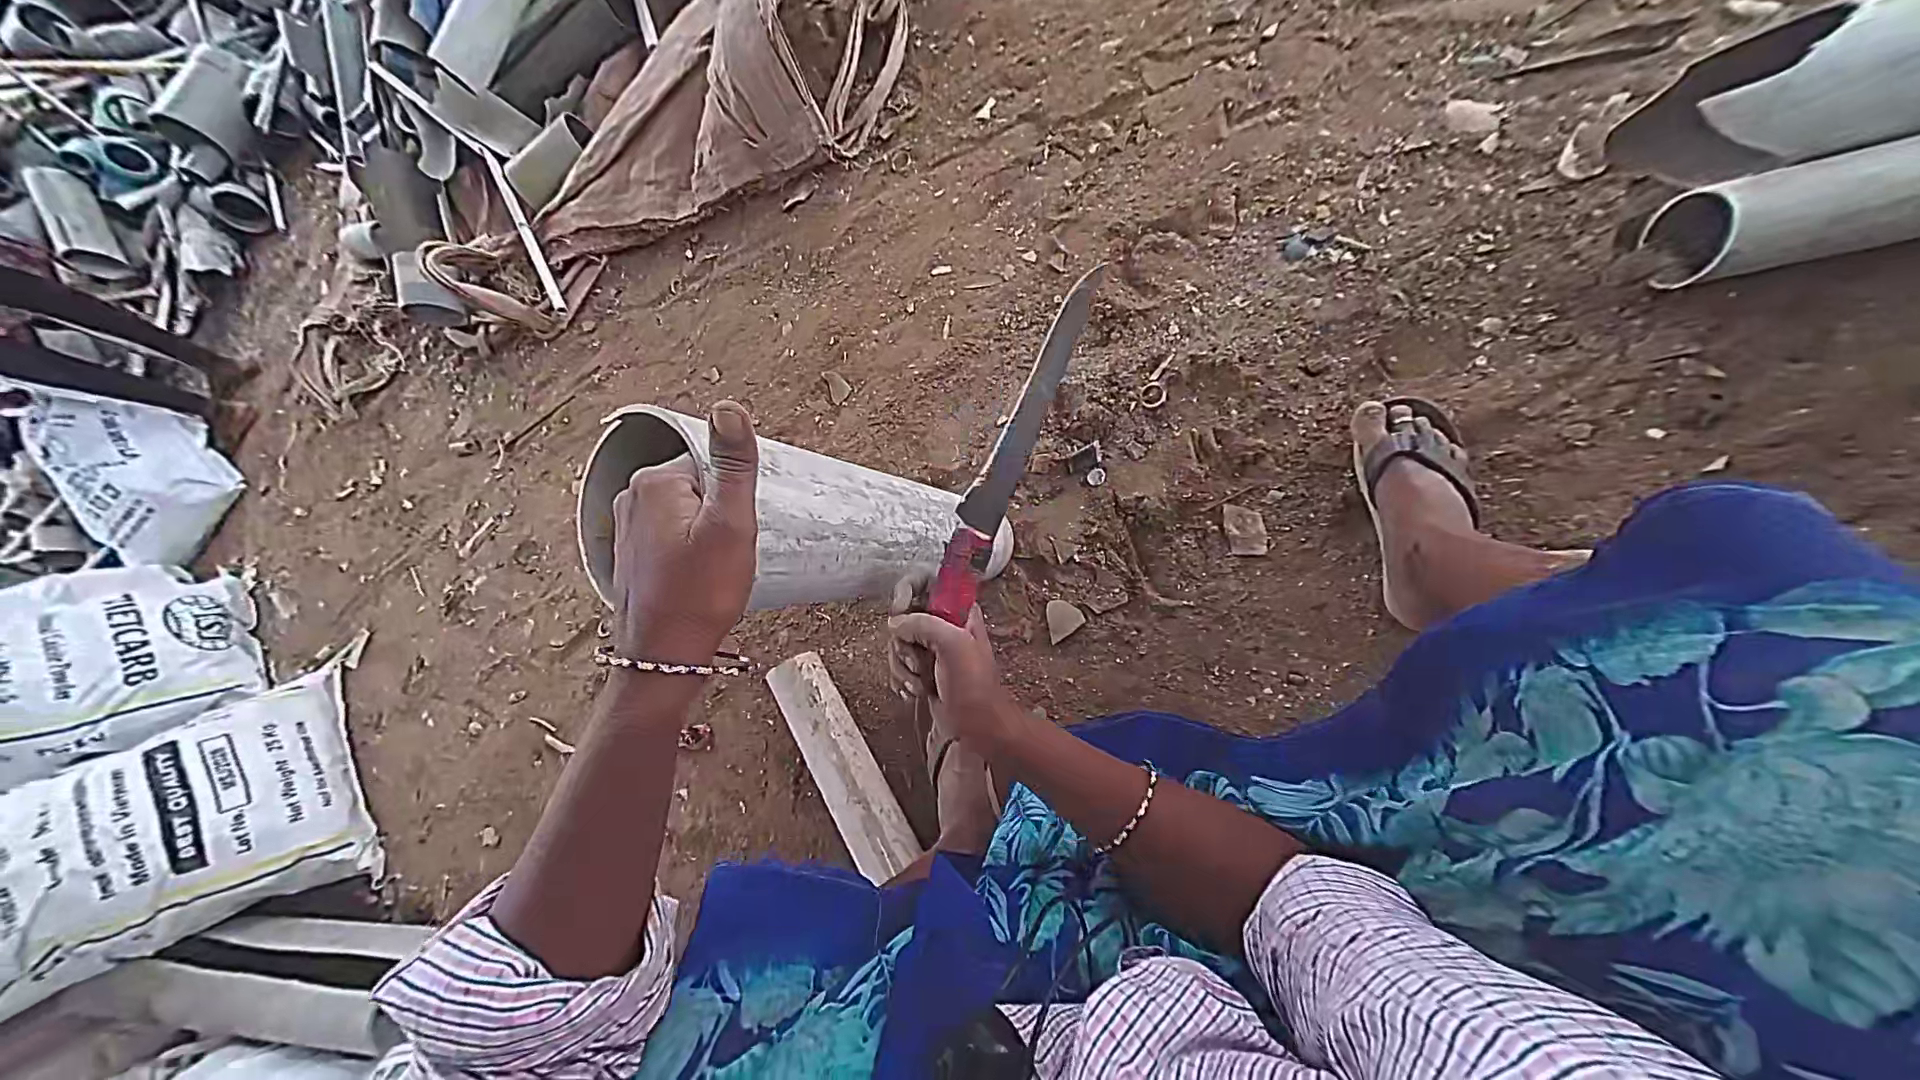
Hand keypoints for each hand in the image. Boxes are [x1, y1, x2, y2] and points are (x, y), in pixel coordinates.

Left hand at [611, 401, 757, 663]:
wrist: (665, 653)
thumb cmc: (700, 594)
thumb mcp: (730, 524)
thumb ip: (733, 465)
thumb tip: (729, 410)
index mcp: (655, 482)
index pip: (712, 463)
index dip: (735, 494)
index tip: (739, 524)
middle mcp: (633, 498)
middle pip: (699, 484)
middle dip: (722, 511)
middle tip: (733, 546)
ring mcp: (629, 526)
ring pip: (687, 510)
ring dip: (708, 530)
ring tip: (718, 563)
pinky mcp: (634, 551)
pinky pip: (674, 532)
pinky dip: (692, 545)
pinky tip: (701, 572)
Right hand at [889, 606, 1025, 750]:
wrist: (978, 726)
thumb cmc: (975, 688)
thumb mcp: (954, 645)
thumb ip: (923, 624)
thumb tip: (896, 622)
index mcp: (958, 613)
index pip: (926, 585)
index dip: (908, 593)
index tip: (900, 610)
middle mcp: (944, 627)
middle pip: (904, 619)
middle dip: (904, 645)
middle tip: (920, 662)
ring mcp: (932, 650)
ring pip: (898, 644)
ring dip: (903, 667)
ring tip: (921, 682)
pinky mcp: (923, 670)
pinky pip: (899, 665)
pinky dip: (902, 679)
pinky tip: (916, 690)